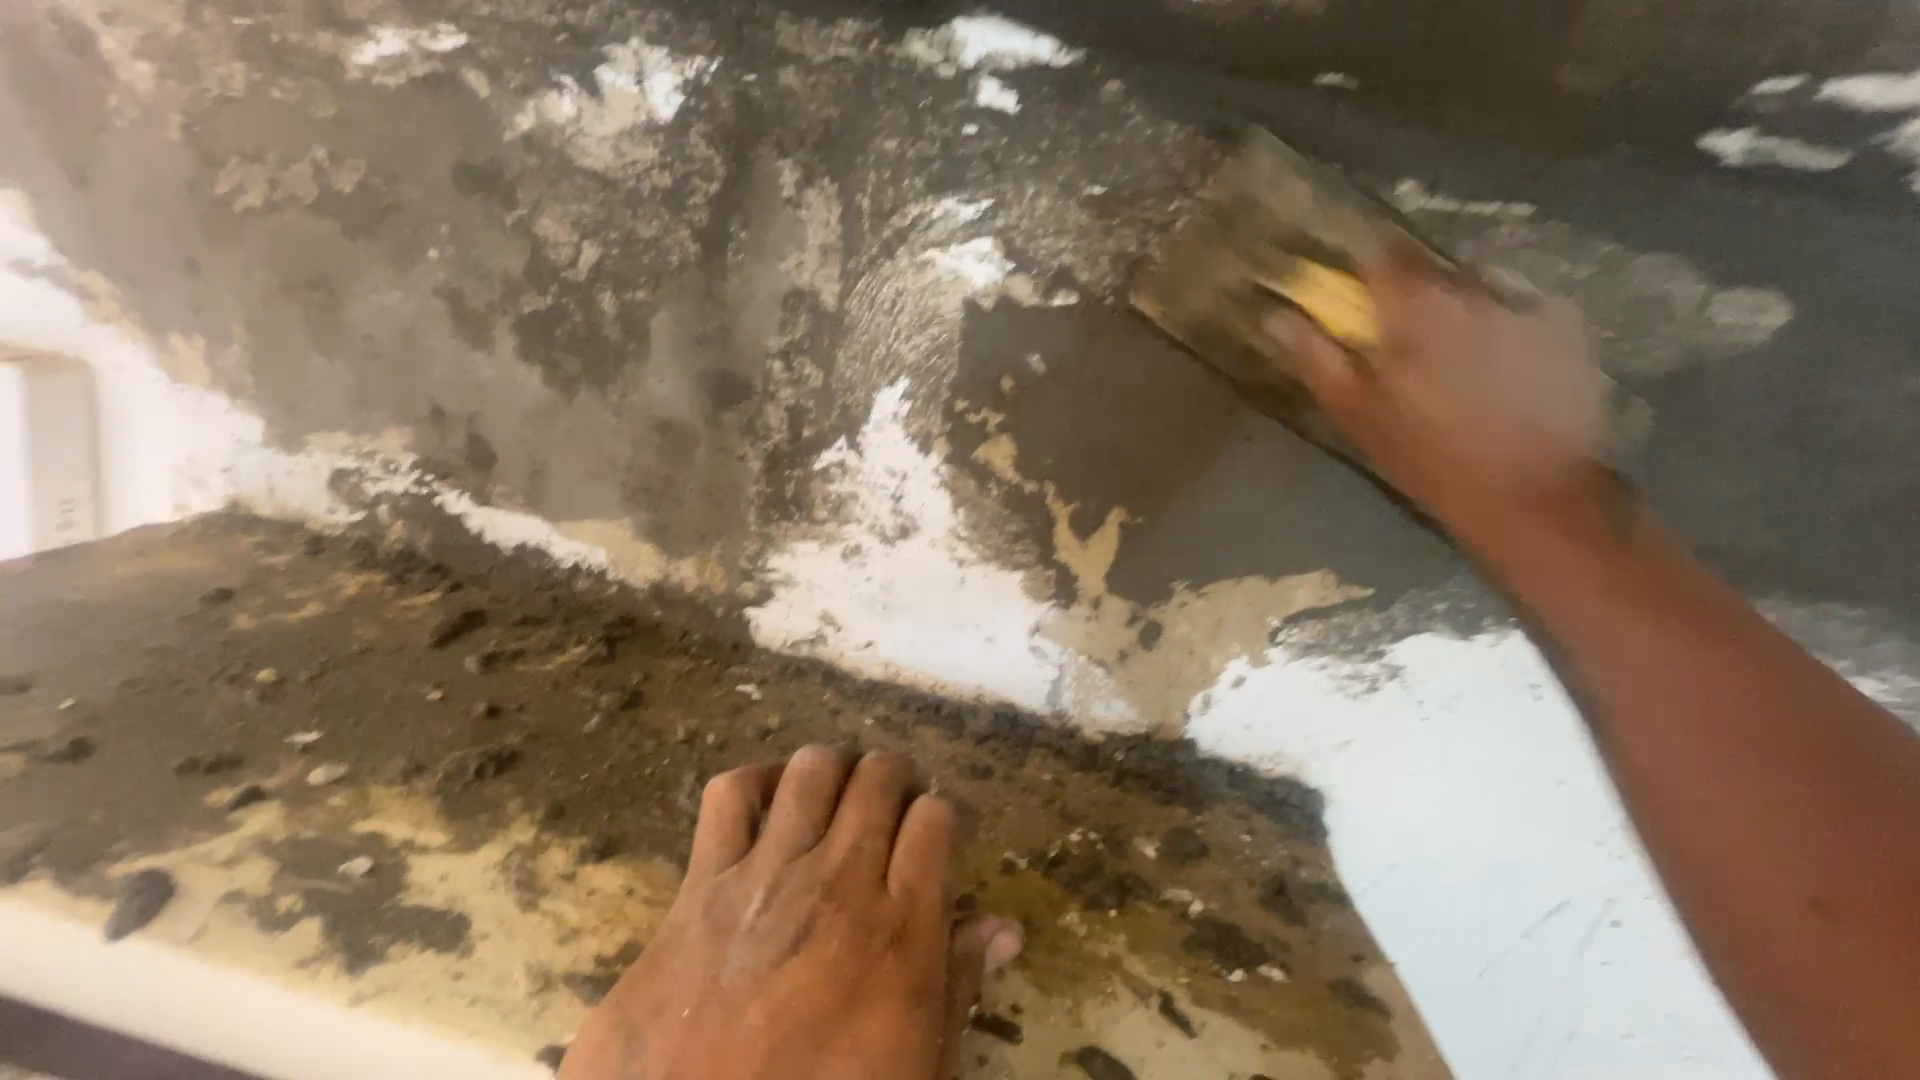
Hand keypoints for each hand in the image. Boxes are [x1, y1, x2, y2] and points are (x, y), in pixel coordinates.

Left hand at [559, 746, 1022, 1079]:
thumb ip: (958, 982)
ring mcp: (767, 876)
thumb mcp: (917, 1062)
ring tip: (839, 797)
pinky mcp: (702, 883)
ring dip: (836, 771)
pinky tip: (771, 804)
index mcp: (899, 929)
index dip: (945, 815)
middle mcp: (838, 882)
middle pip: (879, 777)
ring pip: (814, 768)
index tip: (939, 834)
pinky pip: (730, 794)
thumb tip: (1002, 926)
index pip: (936, 818)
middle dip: (896, 778)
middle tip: (893, 807)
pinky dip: (756, 782)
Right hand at [1269, 246, 1611, 534]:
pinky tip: (1497, 375)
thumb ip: (1316, 357)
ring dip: (1455, 315)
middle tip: (1401, 347)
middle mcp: (1473, 291)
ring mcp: (1525, 306)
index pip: (1380, 254)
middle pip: (1430, 272)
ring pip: (1473, 292)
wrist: (1529, 494)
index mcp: (1415, 307)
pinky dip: (1498, 332)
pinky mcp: (1563, 328)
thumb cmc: (1426, 457)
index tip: (1353, 299)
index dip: (1363, 271)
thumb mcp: (1356, 414)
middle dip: (1410, 300)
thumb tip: (1276, 316)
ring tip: (1452, 366)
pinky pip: (1515, 313)